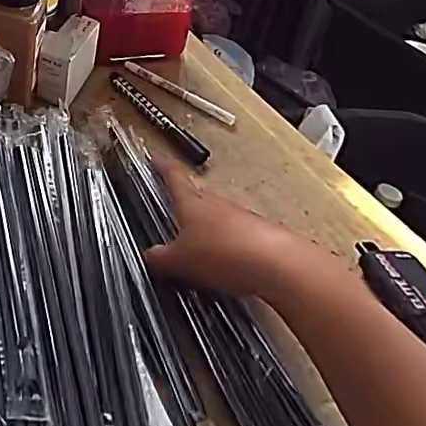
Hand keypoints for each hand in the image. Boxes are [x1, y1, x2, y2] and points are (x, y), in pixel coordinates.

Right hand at [140, 155, 350, 305]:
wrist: (275, 264)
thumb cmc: (223, 253)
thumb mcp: (181, 261)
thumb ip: (162, 258)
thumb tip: (150, 255)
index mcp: (192, 202)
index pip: (174, 177)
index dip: (163, 168)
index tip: (158, 160)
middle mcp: (216, 202)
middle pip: (196, 196)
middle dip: (185, 204)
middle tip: (175, 213)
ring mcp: (239, 215)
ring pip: (217, 216)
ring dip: (208, 227)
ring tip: (199, 248)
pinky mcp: (258, 233)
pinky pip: (236, 234)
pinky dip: (227, 245)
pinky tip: (226, 264)